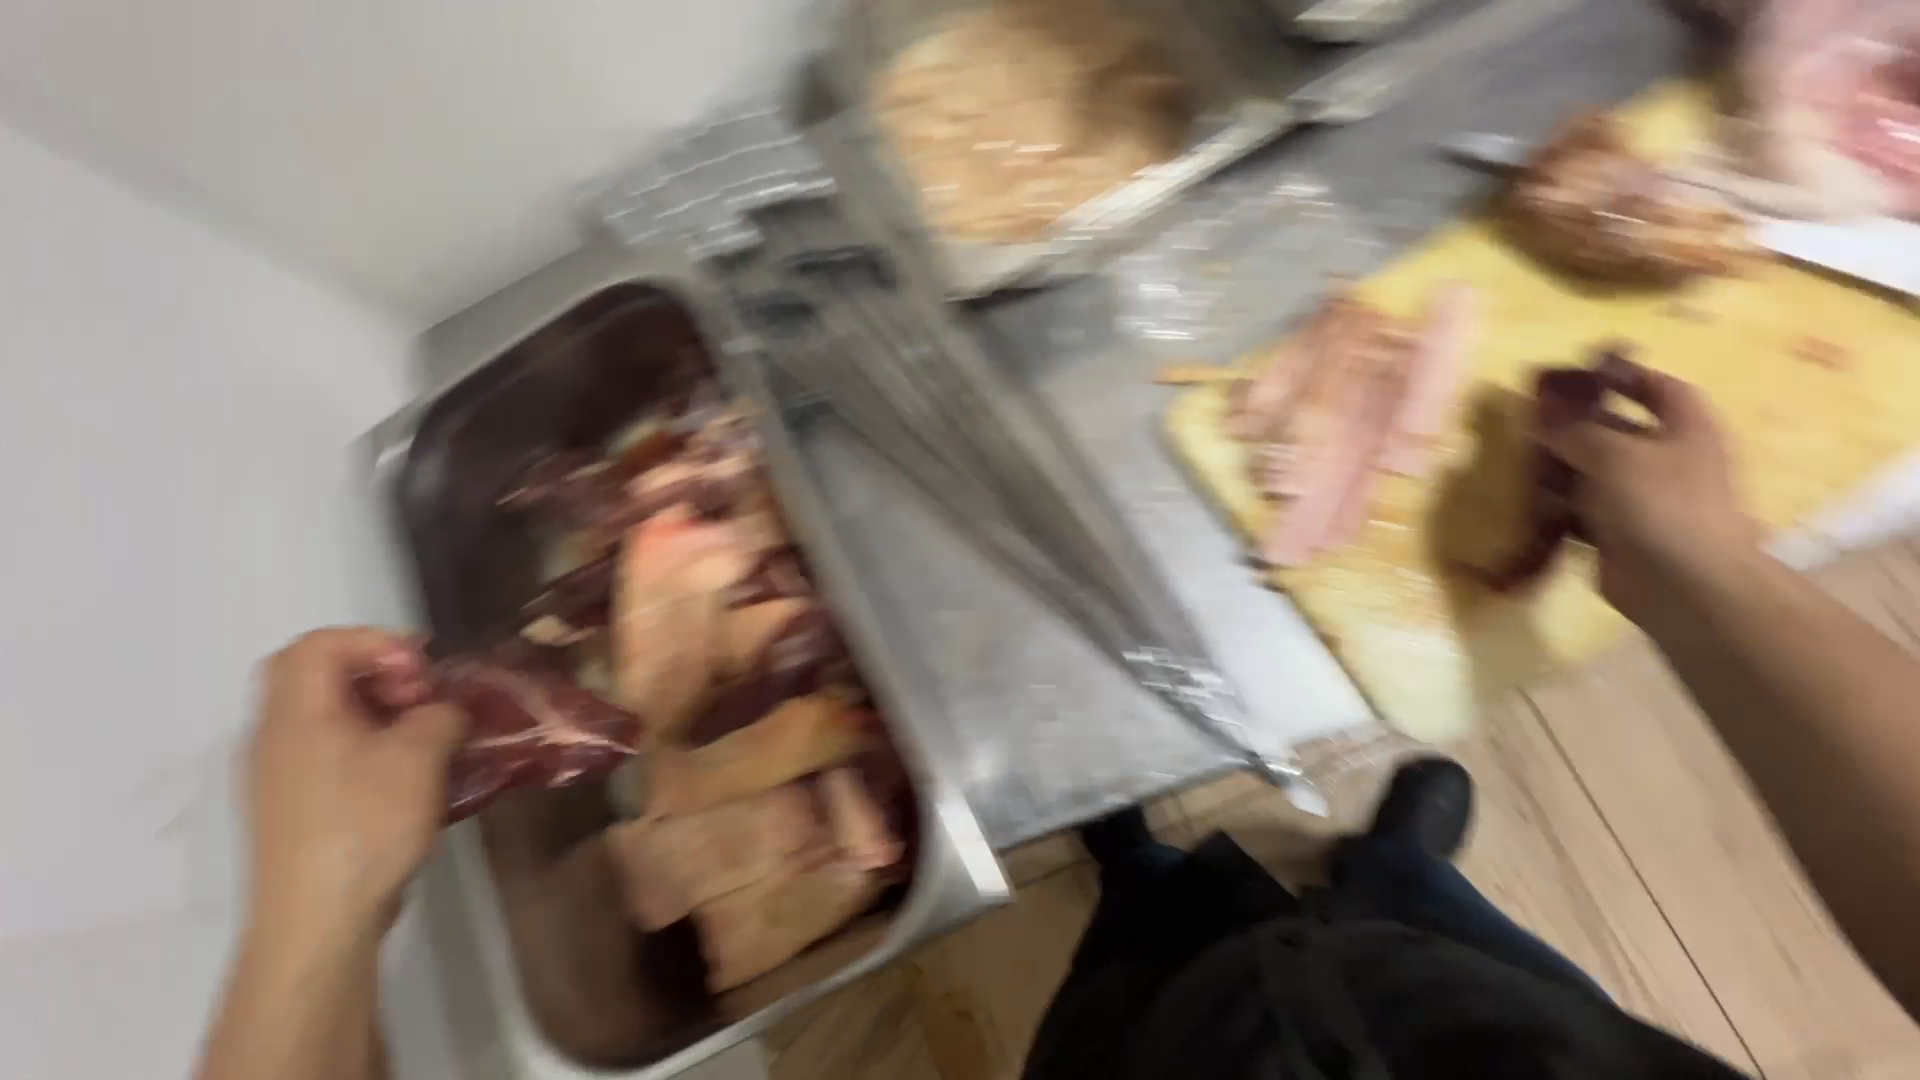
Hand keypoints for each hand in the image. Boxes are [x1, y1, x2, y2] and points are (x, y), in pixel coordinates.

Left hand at [245, 628, 466, 940]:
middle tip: (421, 698)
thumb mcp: (421, 755)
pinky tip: (410, 773)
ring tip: (427, 736)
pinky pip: (332, 749)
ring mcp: (282, 773)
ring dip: (381, 710)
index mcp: (296, 714)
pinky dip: (372, 743)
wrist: (318, 920)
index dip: (376, 643)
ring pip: (327, 713)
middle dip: (379, 672)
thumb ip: (440, 715)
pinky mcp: (298, 804)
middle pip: (317, 673)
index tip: (419, 678)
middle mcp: (277, 736)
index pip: (320, 644)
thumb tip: (442, 713)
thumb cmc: (366, 823)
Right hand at [1535, 368, 1760, 625]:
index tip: (1578, 375)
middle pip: (1617, 430)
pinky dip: (1555, 503)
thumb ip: (1573, 428)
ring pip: (1592, 470)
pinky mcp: (1617, 531)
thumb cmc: (1659, 504)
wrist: (1680, 583)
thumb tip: (1537, 405)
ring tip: (1517, 457)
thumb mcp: (1613, 454)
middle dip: (1574, 424)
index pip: (1659, 389)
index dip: (1623, 377)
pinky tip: (1525, 499)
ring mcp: (1642, 499)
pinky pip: (1579, 508)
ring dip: (1558, 464)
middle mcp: (1668, 460)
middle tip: (1529, 418)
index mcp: (1686, 431)